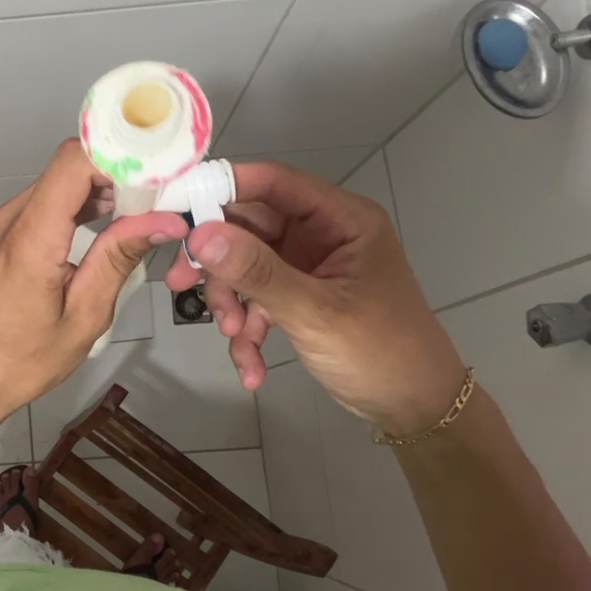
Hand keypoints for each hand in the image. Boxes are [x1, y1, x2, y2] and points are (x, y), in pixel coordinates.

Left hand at [0, 139, 189, 436]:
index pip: (75, 161)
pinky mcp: (10, 235)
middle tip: (163, 196)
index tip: (158, 171)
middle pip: (73, 165)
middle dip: (122, 172)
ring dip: (106, 188)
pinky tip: (112, 225)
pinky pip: (51, 201)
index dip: (120, 156)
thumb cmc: (18, 362)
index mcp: (31, 239)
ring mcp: (8, 225)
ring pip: (64, 181)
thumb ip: (119, 259)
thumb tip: (161, 220)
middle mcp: (14, 221)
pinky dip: (85, 204)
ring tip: (146, 212)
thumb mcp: (83, 316)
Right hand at [162, 161, 465, 434]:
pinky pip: (257, 301)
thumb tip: (200, 234)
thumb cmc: (381, 352)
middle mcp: (322, 235)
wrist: (415, 408)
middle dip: (216, 260)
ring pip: (245, 266)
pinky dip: (248, 330)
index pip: (273, 182)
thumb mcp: (315, 311)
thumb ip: (257, 271)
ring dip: (231, 302)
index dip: (222, 187)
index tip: (175, 207)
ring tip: (234, 336)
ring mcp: (309, 267)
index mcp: (340, 220)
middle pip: (250, 226)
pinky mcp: (299, 298)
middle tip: (180, 283)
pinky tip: (251, 366)